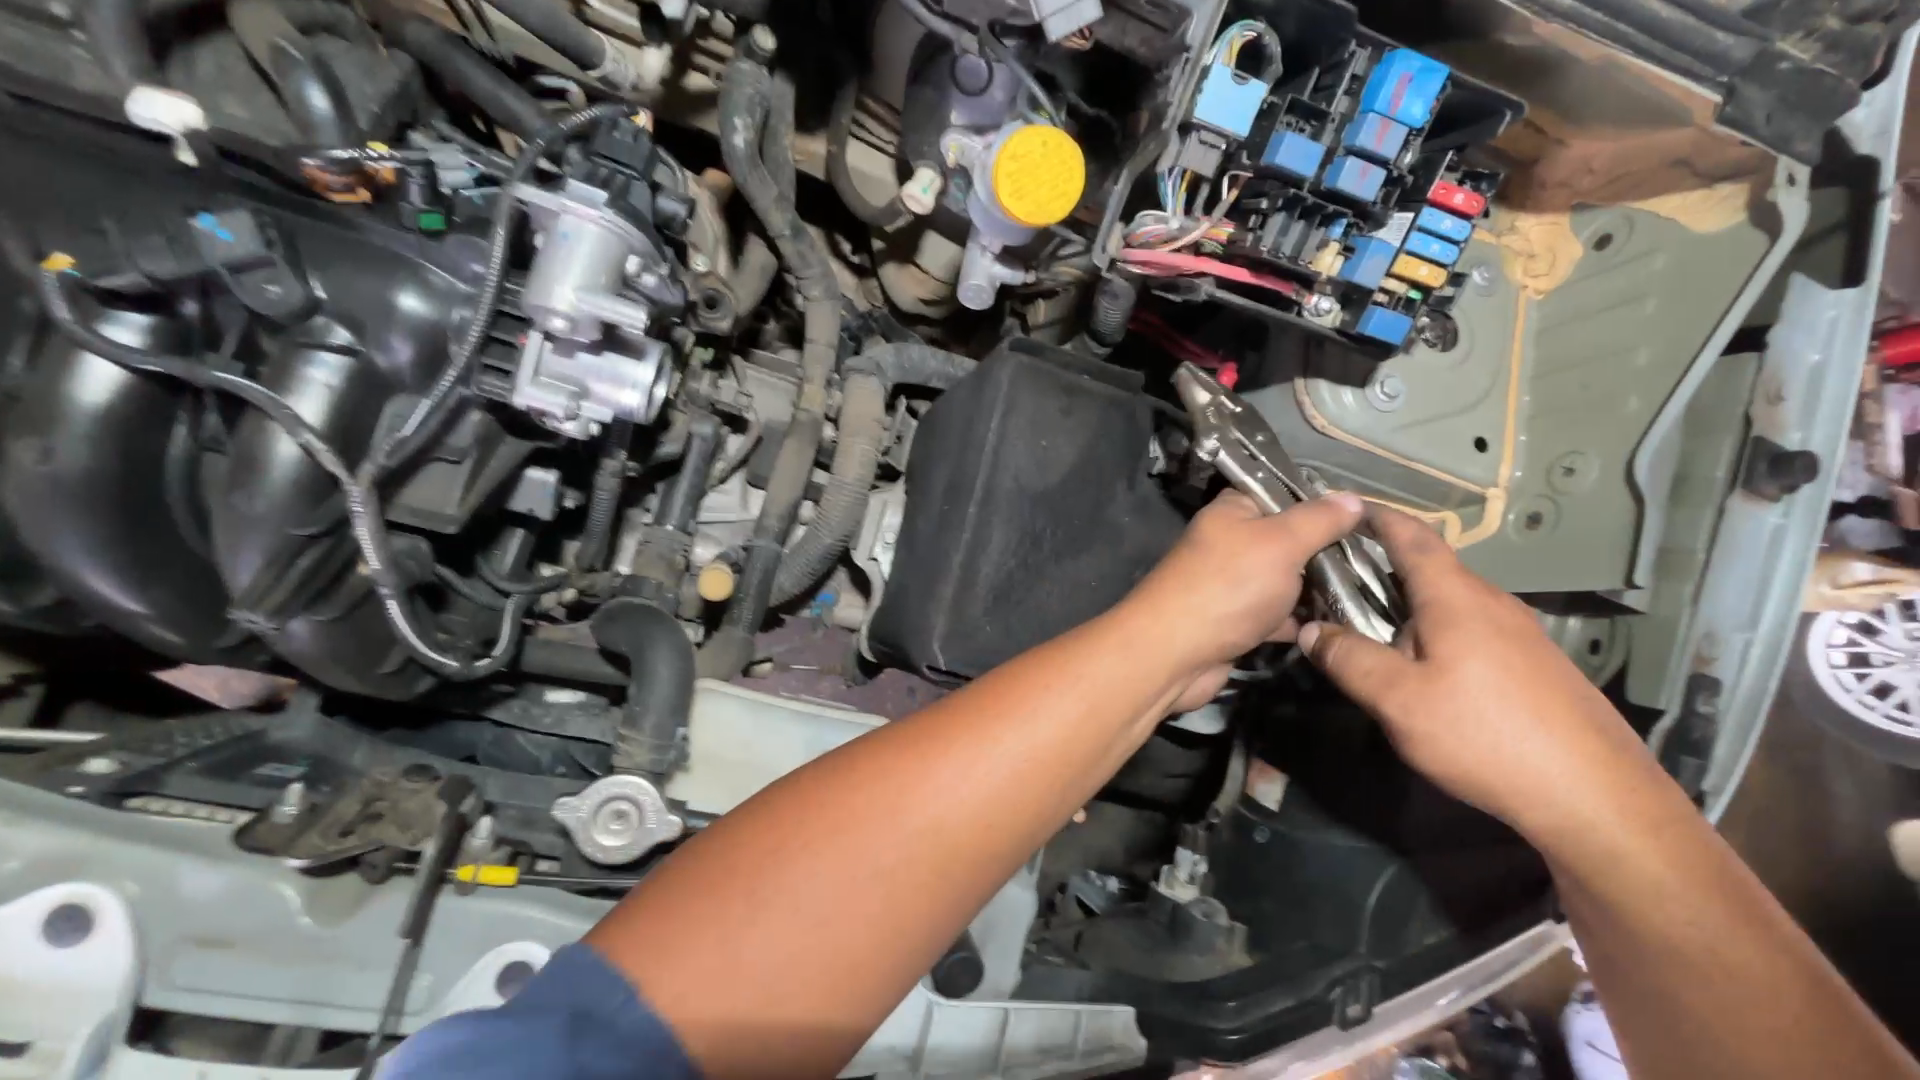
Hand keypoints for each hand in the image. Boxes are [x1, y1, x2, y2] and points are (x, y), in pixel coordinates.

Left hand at [1120, 490, 1363, 711]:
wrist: (1173, 654)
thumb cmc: (1227, 586)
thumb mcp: (1279, 542)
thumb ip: (1318, 520)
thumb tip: (1353, 498)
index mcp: (1234, 511)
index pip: (1283, 494)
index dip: (1322, 504)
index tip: (1368, 518)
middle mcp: (1231, 543)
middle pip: (1289, 540)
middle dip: (1328, 552)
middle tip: (1378, 562)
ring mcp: (1233, 585)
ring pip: (1287, 581)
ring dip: (1319, 590)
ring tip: (1372, 594)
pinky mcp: (1236, 623)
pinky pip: (1277, 616)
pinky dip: (1301, 621)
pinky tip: (1342, 627)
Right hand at [1297, 506, 1669, 841]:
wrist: (1594, 794)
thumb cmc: (1484, 734)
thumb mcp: (1397, 700)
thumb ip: (1349, 659)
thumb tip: (1310, 630)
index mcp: (1456, 598)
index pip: (1413, 538)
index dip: (1378, 518)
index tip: (1346, 509)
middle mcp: (1493, 604)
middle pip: (1431, 572)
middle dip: (1383, 573)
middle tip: (1338, 591)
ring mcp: (1522, 635)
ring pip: (1453, 606)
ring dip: (1411, 610)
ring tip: (1374, 637)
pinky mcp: (1537, 666)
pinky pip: (1475, 632)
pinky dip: (1439, 635)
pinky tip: (1428, 675)